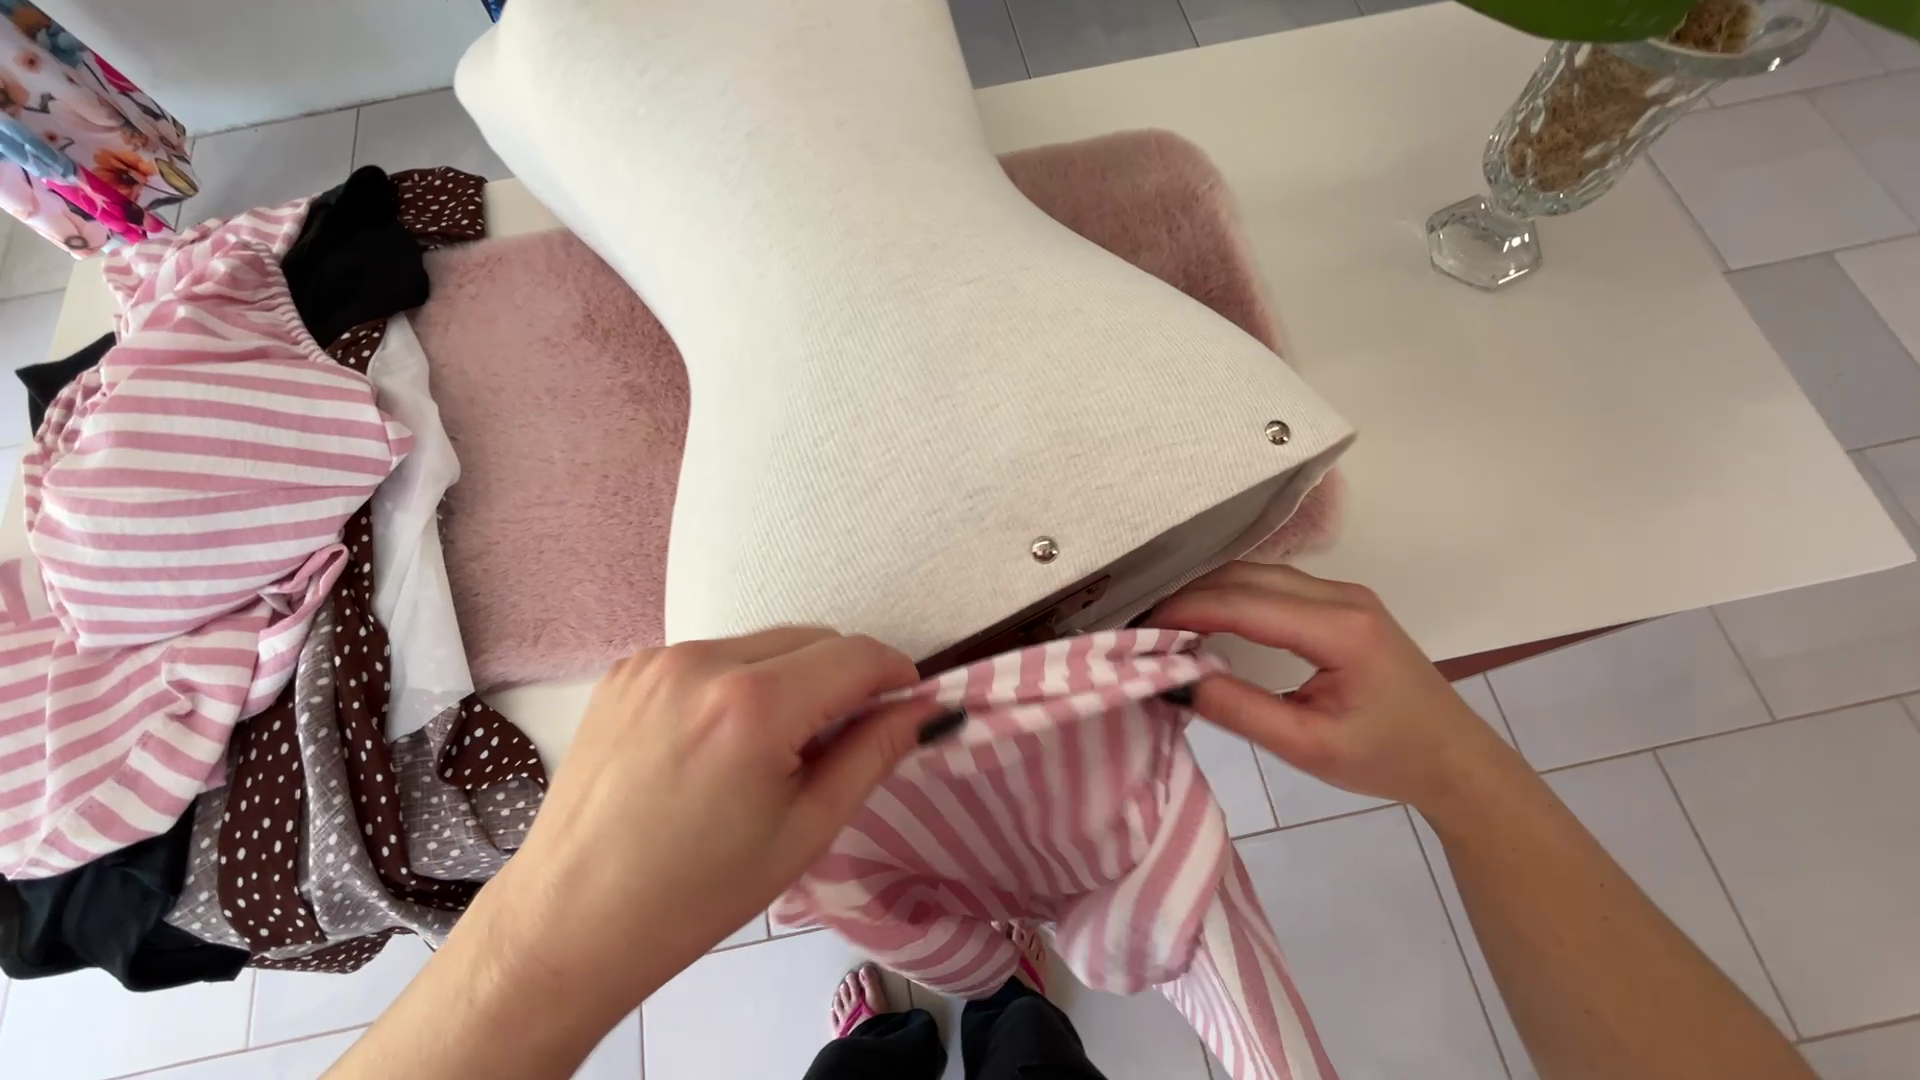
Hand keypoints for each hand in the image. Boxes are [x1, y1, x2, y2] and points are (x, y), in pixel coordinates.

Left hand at [484, 627, 948, 1001]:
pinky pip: (712, 656)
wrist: (569, 924)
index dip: (895, 674)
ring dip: (790, 678)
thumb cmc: (698, 894)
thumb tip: (927, 710)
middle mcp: (702, 661)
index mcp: (752, 706)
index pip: (856, 655)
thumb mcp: (806, 829)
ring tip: (773, 746)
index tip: (907, 703)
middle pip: (812, 639)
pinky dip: (737, 683)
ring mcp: (656, 660)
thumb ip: (874, 754)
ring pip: (763, 644)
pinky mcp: (627, 670)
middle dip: (843, 677)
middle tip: (841, 739)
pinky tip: (719, 740)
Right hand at [1148, 562, 1521, 812]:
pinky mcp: (1340, 602)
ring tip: (1166, 623)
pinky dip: (1231, 595)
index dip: (1185, 611)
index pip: (1243, 604)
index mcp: (1339, 630)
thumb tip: (1174, 678)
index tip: (1140, 630)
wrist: (1455, 759)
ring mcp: (1343, 594)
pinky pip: (1272, 583)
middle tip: (1143, 627)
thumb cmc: (1386, 758)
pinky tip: (1206, 616)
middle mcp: (1341, 596)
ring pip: (1256, 574)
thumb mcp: (1306, 746)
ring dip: (1207, 592)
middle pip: (1246, 578)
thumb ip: (1238, 709)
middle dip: (1188, 597)